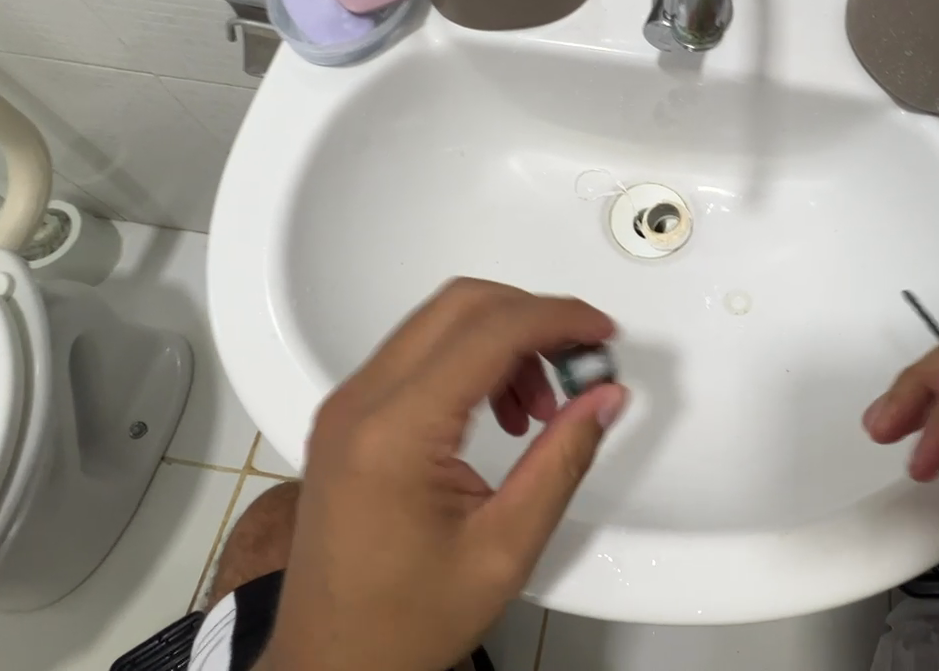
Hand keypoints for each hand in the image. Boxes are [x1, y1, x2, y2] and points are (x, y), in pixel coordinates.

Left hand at [264, 278, 626, 670]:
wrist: (332, 666)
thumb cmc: (408, 622)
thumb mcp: (506, 548)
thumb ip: (563, 460)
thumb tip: (606, 395)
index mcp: (397, 433)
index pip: (490, 332)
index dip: (557, 319)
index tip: (602, 333)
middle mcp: (362, 400)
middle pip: (463, 304)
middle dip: (533, 317)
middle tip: (580, 358)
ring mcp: (350, 402)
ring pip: (443, 320)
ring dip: (505, 337)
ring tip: (542, 403)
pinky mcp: (352, 412)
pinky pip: (423, 350)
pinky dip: (475, 357)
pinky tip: (503, 410)